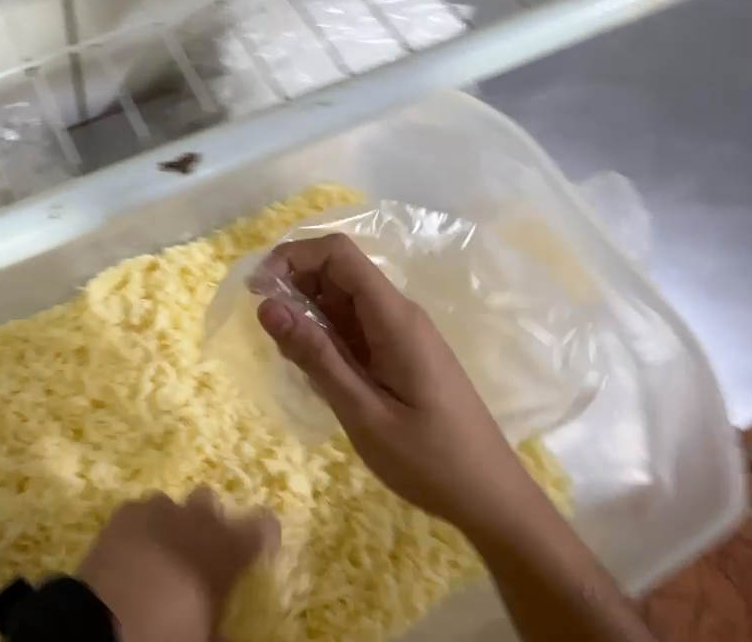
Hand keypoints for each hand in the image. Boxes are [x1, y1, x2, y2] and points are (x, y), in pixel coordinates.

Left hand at [76, 488, 278, 641]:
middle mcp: (192, 521)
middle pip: (210, 502)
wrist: (100, 625)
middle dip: (209, 522)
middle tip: (202, 553)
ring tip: (164, 551)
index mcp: (222, 551)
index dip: (264, 531)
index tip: (263, 542)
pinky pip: (140, 510)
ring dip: (173, 523)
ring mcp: (155, 511)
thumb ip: (221, 622)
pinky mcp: (122, 513)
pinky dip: (143, 526)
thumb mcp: (204, 636)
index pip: (260, 526)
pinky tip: (136, 549)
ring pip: (172, 503)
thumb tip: (223, 625)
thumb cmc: (163, 635)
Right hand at [254, 234, 541, 531]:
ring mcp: (401, 333)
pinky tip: (319, 375)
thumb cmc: (430, 460)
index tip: (258, 291)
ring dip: (308, 316)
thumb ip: (315, 356)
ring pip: (342, 299)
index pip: (338, 253)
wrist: (492, 498)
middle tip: (271, 335)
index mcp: (394, 317)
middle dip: (295, 288)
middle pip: (337, 271)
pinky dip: (326, 338)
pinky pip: (354, 326)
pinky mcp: (400, 353)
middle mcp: (398, 313)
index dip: (293, 257)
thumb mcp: (362, 413)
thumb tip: (267, 306)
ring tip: (294, 362)